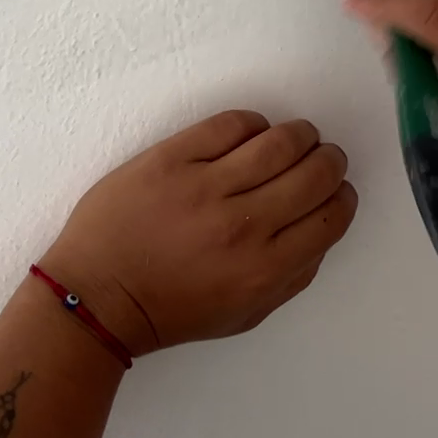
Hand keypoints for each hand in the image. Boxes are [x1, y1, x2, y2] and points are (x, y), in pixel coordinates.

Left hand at [38, 110, 358, 356]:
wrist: (96, 295)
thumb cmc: (170, 309)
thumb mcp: (244, 314)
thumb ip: (292, 276)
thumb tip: (322, 227)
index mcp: (263, 269)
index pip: (329, 217)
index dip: (342, 196)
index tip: (336, 189)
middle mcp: (242, 225)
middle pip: (313, 173)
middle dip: (328, 160)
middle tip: (322, 157)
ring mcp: (205, 185)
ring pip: (279, 141)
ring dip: (300, 135)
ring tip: (296, 137)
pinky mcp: (173, 156)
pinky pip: (231, 123)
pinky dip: (253, 123)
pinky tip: (251, 134)